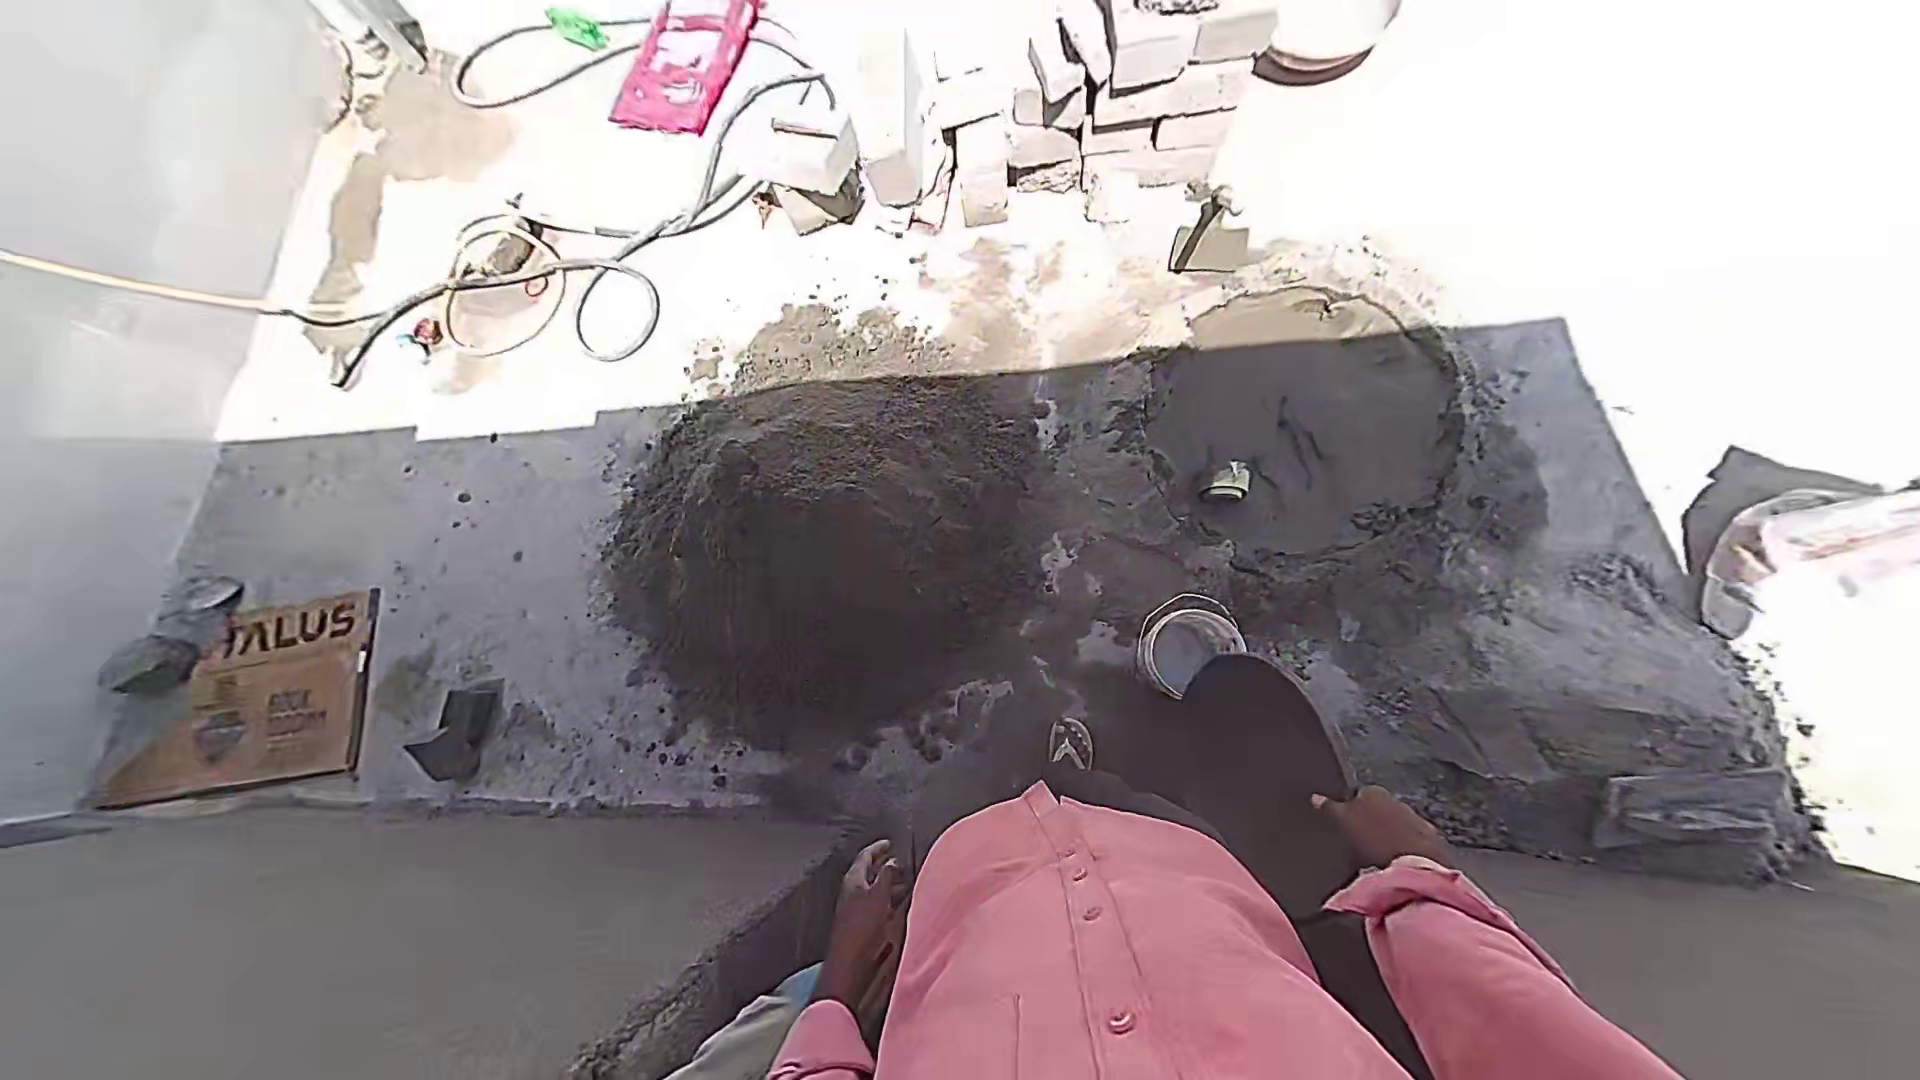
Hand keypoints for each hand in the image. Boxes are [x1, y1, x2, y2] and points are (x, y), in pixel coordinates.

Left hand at [816, 839, 908, 1042]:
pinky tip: (899, 907)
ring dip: (889, 885)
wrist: (849, 965)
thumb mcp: (879, 895)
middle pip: (869, 873)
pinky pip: (876, 906)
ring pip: (873, 890)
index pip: (865, 856)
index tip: (889, 843)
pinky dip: (888, 901)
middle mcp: (851, 892)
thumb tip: (893, 861)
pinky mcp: (860, 926)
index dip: (878, 848)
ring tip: (906, 884)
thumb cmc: (863, 925)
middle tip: (901, 864)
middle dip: (885, 867)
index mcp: (853, 880)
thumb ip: (887, 875)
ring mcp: (854, 909)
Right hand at [1313, 785, 1451, 868]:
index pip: (1357, 794)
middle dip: (1373, 820)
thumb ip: (1327, 807)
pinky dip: (1406, 848)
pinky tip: (1398, 861)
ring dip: (1391, 834)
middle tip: (1361, 839)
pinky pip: (1414, 841)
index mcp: (1373, 790)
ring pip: (1398, 825)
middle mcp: (1398, 800)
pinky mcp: (1435, 842)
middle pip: (1380, 809)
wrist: (1416, 866)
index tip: (1345, 823)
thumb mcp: (1340, 821)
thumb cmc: (1372, 839)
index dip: (1349, 808)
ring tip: (1379, 854)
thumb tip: (1315, 797)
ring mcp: (1419, 821)